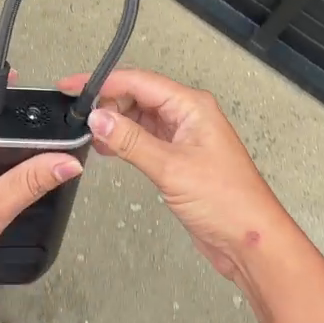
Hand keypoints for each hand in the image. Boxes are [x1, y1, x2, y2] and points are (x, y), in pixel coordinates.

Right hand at [55, 68, 288, 280]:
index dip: (104, 82)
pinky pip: (146, 138)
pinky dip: (126, 140)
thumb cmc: (226, 200)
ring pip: (141, 117)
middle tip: (77, 113)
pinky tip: (108, 147)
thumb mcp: (171, 168)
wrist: (249, 240)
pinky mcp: (179, 158)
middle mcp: (188, 115)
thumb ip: (131, 141)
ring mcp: (184, 137)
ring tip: (88, 131)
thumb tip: (99, 118)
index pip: (140, 82)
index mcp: (191, 105)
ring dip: (115, 122)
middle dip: (108, 101)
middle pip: (139, 95)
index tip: (74, 86)